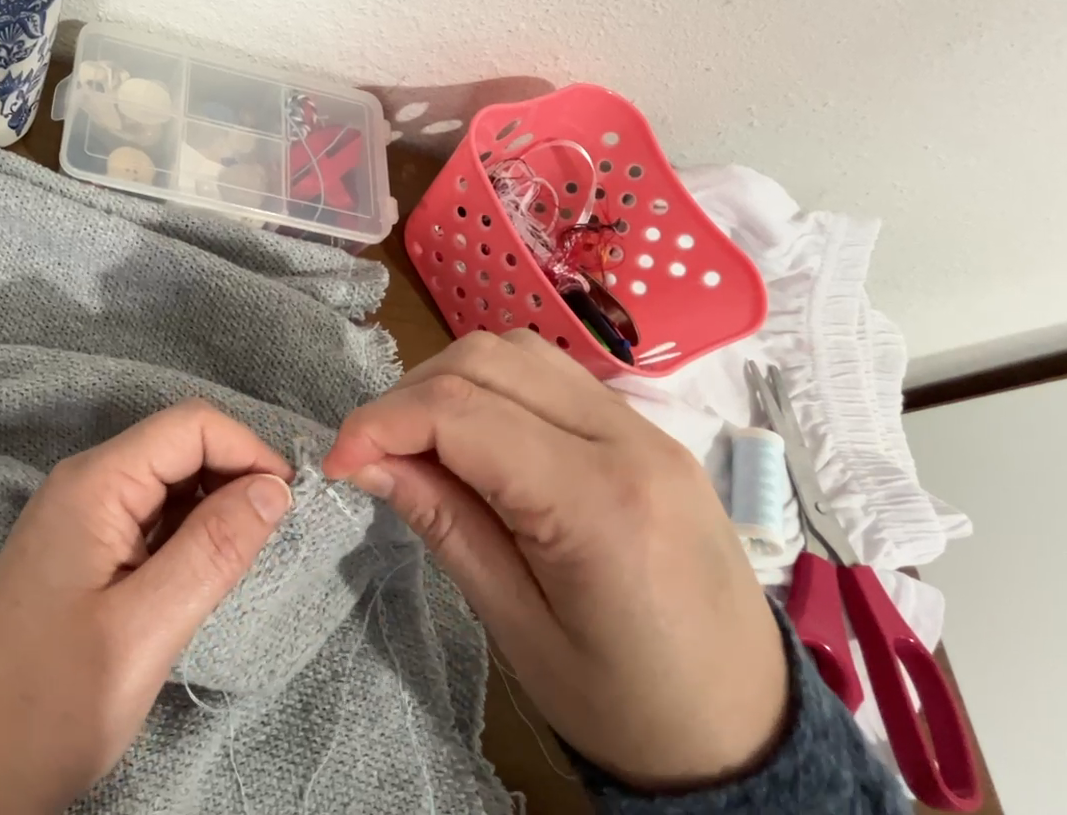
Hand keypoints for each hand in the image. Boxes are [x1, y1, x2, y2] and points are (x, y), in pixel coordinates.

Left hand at [0, 399, 295, 813]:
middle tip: (274, 541)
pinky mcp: (86, 544)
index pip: (189, 426)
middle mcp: (85, 482)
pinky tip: (205, 571)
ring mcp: (82, 513)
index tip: (290, 507)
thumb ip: (212, 549)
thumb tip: (275, 488)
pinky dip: (188, 531)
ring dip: (214, 507)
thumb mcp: (146, 628)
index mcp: (94, 484)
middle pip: (179, 446)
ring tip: (242, 562)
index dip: (248, 452)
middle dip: (235, 478)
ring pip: (168, 481)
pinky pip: (150, 514)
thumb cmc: (56, 699)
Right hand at [322, 331, 787, 789]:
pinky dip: (488, 386)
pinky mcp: (644, 431)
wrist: (745, 730)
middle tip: (371, 456)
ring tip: (416, 443)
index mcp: (600, 502)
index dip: (379, 425)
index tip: (338, 464)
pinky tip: (470, 437)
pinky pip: (547, 373)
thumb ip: (439, 522)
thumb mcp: (513, 624)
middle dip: (405, 397)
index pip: (461, 413)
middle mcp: (630, 440)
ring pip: (514, 351)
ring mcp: (644, 428)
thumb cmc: (623, 703)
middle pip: (484, 360)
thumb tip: (364, 460)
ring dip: (445, 382)